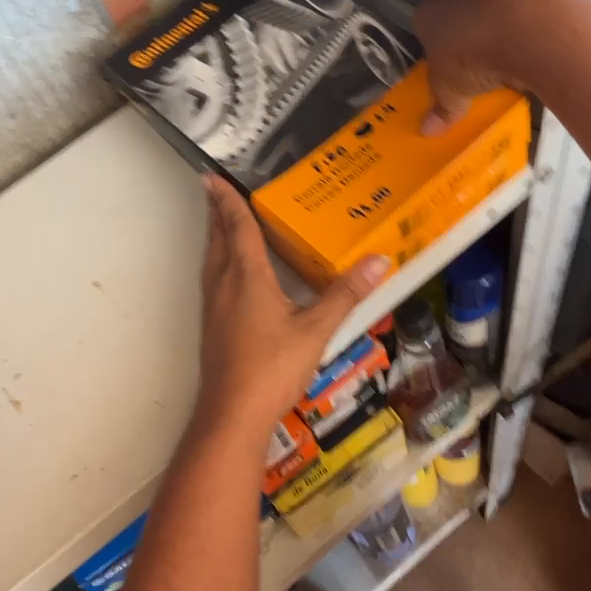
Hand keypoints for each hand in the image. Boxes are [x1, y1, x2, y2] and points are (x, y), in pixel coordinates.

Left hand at [194, 176, 387, 441]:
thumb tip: (379, 261)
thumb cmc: (273, 367)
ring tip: (222, 224)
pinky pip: (212, 280)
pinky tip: (230, 274)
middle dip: (217, 213)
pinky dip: (219, 261)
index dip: (227, 200)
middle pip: (217, 239)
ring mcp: (213, 308)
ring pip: (211, 260)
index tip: (211, 176)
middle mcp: (223, 285)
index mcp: (246, 276)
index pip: (236, 227)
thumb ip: (345, 294)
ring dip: (215, 237)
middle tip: (216, 190)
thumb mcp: (316, 330)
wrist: (232, 414)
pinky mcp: (211, 327)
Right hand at [413, 0, 555, 133]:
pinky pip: (514, 19)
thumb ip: (441, 109)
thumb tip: (427, 131)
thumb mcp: (450, 92)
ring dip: (491, 39)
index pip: (423, 31)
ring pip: (486, 18)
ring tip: (500, 69)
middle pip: (455, 22)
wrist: (525, 30)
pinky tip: (524, 57)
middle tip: (469, 75)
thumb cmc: (468, 59)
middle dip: (462, 45)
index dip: (433, 54)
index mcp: (427, 12)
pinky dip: (518, 35)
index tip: (443, 74)